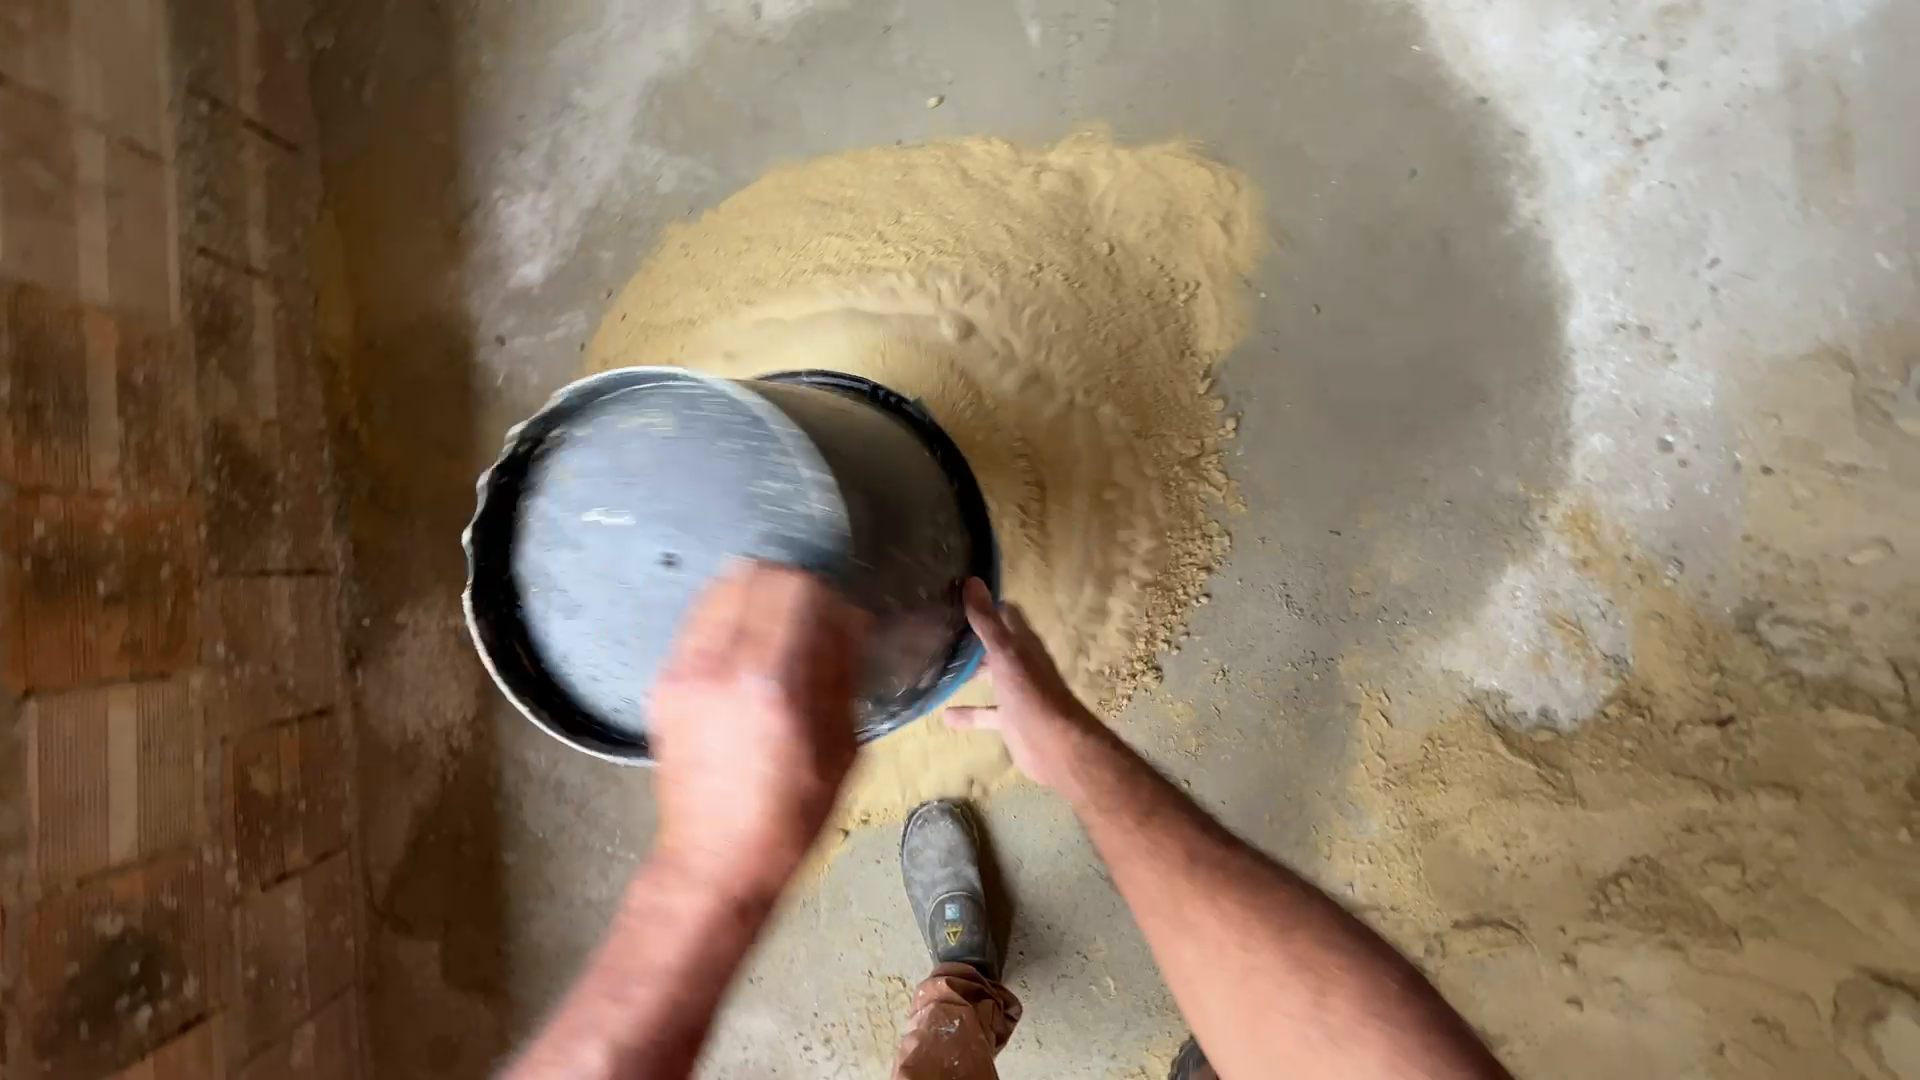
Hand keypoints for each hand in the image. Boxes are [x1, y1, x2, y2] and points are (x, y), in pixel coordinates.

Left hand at [648, 561, 867, 892]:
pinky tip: (744, 645)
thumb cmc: (792, 814)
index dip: (826, 592)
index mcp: (775, 684)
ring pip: (721, 589)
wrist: (714, 861)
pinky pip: (698, 621)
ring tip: (776, 623)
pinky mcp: (663, 684)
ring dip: (756, 593)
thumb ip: (842, 672)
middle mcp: (722, 667)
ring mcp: (685, 672)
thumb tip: (848, 621)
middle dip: (792, 584)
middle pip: (756, 576)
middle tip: (810, 612)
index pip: (798, 590)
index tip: (839, 614)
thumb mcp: (843, 747)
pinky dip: (727, 616)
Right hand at [946, 578, 1117, 790]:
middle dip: (970, 638)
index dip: (984, 603)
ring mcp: (1014, 692)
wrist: (1054, 746)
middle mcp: (1019, 663)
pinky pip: (984, 712)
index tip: (956, 594)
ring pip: (988, 676)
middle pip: (993, 645)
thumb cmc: (1030, 693)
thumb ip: (988, 623)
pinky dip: (967, 713)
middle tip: (937, 629)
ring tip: (934, 667)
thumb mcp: (1005, 654)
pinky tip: (943, 716)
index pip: (1003, 614)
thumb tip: (972, 582)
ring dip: (967, 673)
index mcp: (1022, 644)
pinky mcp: (1009, 719)